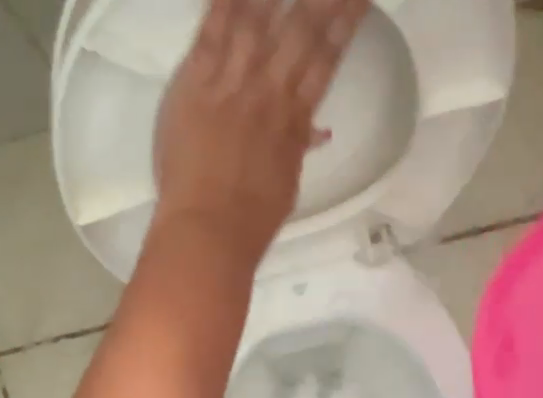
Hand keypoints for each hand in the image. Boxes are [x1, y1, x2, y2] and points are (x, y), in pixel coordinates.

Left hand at [152, 0, 369, 260]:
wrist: (208, 231)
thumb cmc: (250, 220)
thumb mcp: (285, 182)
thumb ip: (296, 146)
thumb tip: (317, 130)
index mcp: (296, 119)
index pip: (328, 57)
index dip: (346, 21)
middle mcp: (270, 91)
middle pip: (303, 27)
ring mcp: (233, 83)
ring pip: (261, 18)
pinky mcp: (196, 82)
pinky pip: (213, 28)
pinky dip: (226, 1)